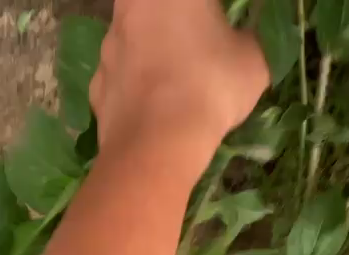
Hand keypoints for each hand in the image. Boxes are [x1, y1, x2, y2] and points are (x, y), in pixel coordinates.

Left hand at [90, 0, 268, 167]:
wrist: (157, 147)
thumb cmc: (209, 88)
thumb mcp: (253, 61)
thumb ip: (247, 42)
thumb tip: (243, 44)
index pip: (189, 0)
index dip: (201, 14)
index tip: (212, 26)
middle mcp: (129, 7)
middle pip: (150, 8)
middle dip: (169, 23)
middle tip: (190, 45)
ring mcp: (106, 50)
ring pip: (129, 41)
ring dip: (146, 54)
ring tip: (169, 83)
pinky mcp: (95, 89)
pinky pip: (116, 81)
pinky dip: (130, 90)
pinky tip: (148, 109)